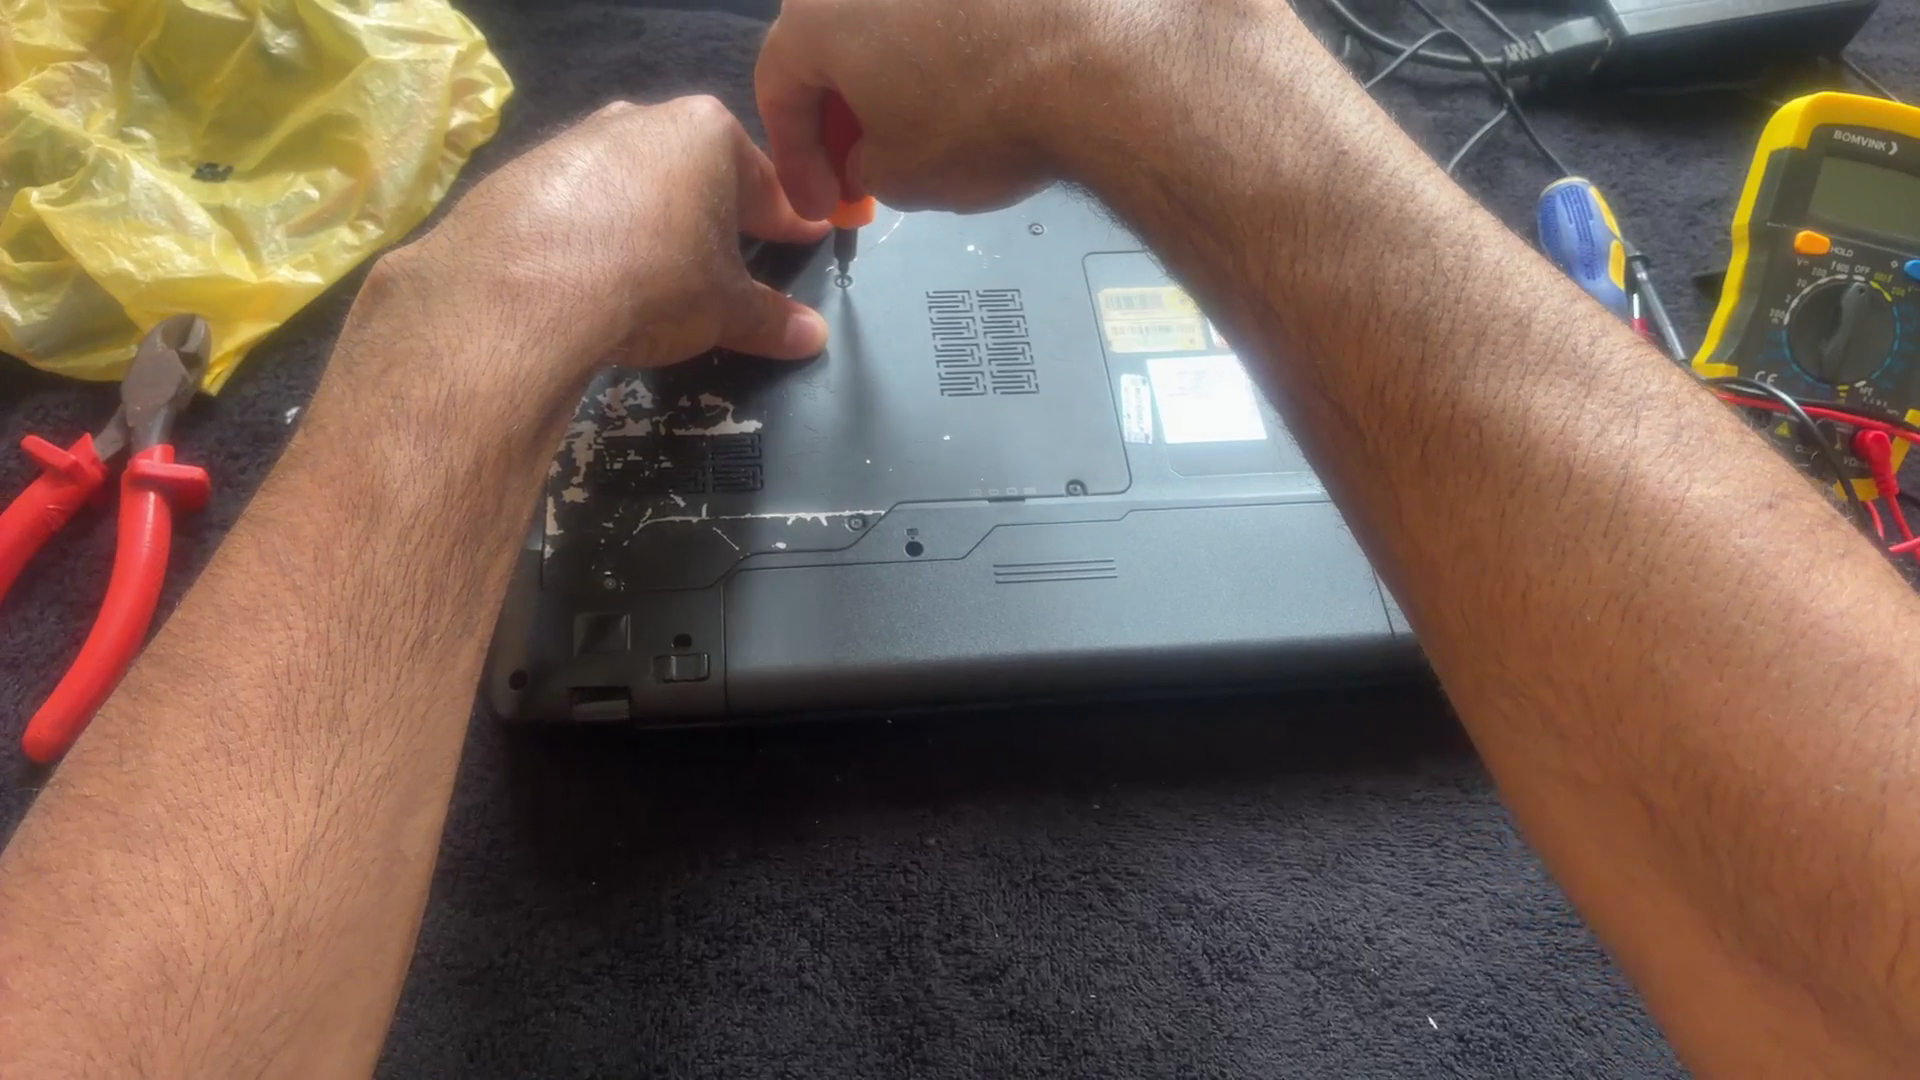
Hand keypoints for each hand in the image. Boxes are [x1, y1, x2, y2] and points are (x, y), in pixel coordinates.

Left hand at [379, 97, 829, 393]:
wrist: (524, 291)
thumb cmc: (659, 282)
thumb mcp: (728, 310)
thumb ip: (774, 320)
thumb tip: (816, 337)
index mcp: (707, 136)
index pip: (768, 185)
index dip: (791, 221)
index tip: (808, 236)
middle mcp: (643, 120)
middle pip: (701, 174)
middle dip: (723, 216)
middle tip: (736, 260)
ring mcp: (580, 140)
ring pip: (642, 183)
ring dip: (662, 222)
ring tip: (666, 273)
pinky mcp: (528, 173)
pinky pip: (589, 202)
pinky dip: (608, 232)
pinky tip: (605, 272)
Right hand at [755, 0, 1115, 217]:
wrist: (1086, 62)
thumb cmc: (975, 123)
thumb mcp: (898, 178)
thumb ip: (862, 169)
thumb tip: (868, 158)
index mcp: (816, 16)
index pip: (777, 89)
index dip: (795, 159)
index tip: (821, 202)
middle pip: (826, 51)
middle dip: (839, 121)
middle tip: (862, 174)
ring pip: (881, 31)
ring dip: (884, 87)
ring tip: (914, 139)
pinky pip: (932, 18)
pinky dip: (931, 60)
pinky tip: (959, 96)